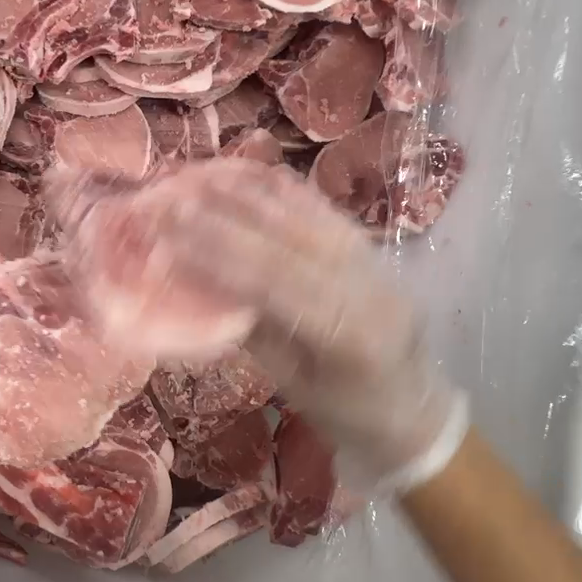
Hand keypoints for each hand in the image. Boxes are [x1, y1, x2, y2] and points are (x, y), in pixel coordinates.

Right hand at [67, 158, 467, 491]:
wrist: (415, 409)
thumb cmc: (346, 411)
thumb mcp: (290, 382)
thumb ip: (248, 329)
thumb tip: (191, 286)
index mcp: (349, 332)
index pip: (273, 281)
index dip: (217, 254)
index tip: (166, 237)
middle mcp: (366, 284)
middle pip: (283, 237)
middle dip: (219, 216)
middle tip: (166, 200)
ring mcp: (372, 258)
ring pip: (301, 212)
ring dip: (243, 191)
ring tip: (193, 177)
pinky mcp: (369, 243)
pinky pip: (319, 205)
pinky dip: (277, 186)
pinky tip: (243, 170)